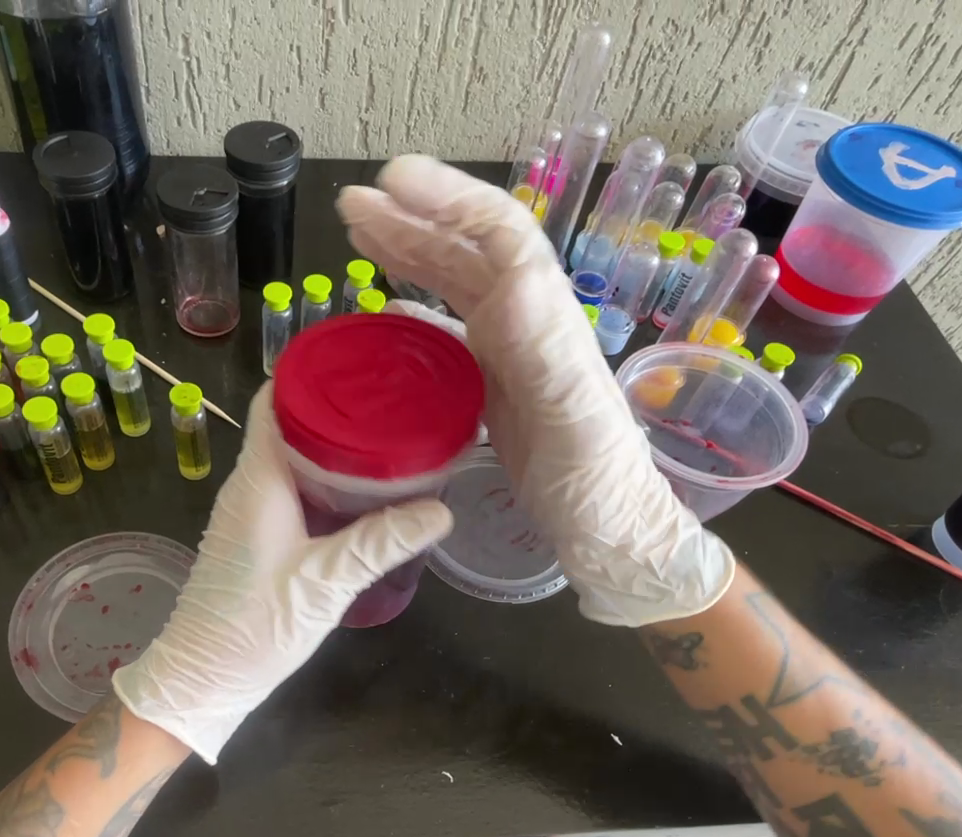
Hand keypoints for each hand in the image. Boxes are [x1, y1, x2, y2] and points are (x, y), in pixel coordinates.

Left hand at [113, 388, 452, 762]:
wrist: (204, 678)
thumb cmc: (255, 626)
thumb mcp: (325, 583)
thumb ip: (381, 543)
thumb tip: (441, 510)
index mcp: (258, 480)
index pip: (275, 400)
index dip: (313, 374)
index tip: (362, 365)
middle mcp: (249, 486)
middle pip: (290, 425)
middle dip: (338, 411)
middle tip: (394, 403)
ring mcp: (250, 512)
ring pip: (293, 460)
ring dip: (334, 449)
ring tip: (389, 439)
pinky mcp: (256, 537)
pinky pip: (293, 490)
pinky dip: (326, 482)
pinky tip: (363, 493)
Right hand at [337, 154, 733, 627]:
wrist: (607, 531)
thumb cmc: (594, 481)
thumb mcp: (573, 415)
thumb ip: (544, 348)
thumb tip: (506, 277)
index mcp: (542, 318)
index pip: (498, 234)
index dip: (446, 199)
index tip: (391, 180)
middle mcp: (525, 324)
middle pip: (466, 252)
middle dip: (412, 219)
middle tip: (354, 205)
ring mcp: (508, 355)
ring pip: (453, 287)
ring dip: (409, 255)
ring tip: (360, 235)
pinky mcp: (493, 389)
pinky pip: (447, 337)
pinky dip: (414, 315)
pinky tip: (387, 312)